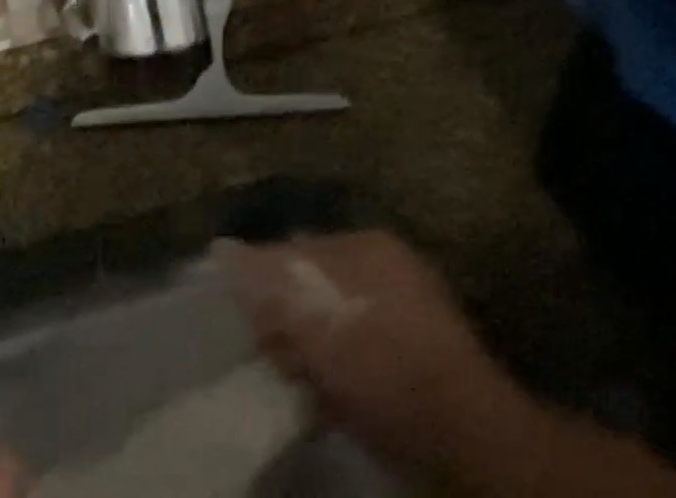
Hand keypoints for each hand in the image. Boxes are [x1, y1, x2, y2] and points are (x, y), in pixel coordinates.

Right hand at [218, 231, 545, 480]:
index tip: (246, 318)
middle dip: (284, 320)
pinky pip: (355, 360)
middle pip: (309, 286)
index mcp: (364, 244)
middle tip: (273, 351)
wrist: (456, 431)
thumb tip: (219, 247)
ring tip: (298, 378)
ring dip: (307, 353)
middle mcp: (387, 270)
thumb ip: (258, 273)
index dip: (260, 281)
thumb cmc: (373, 356)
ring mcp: (406, 316)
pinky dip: (335, 376)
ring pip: (329, 327)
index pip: (291, 248)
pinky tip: (325, 396)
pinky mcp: (416, 363)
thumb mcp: (303, 307)